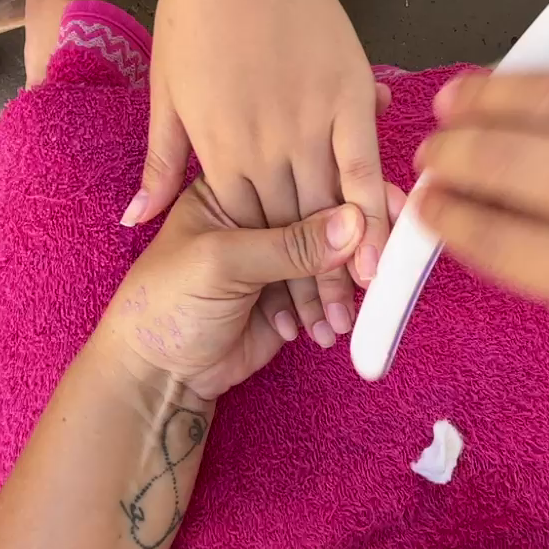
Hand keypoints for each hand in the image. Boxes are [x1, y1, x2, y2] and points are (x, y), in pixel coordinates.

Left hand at [100, 180, 403, 400]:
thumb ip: (287, 245)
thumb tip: (355, 224)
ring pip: (331, 255)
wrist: (156, 374)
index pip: (299, 174)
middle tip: (392, 249)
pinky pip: (328, 292)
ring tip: (367, 298)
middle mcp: (261, 215)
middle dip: (360, 233)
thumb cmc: (168, 302)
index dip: (345, 185)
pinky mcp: (291, 295)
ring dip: (351, 278)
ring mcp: (278, 257)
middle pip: (324, 213)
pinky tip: (341, 323)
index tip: (388, 198)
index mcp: (235, 188)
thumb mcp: (222, 264)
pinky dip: (340, 306)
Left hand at [126, 0, 389, 350]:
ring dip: (345, 262)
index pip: (247, 228)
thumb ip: (161, 161)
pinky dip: (376, 211)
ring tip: (362, 308)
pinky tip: (387, 250)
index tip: (288, 319)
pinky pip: (364, 166)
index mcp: (217, 148)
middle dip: (311, 285)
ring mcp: (307, 122)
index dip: (269, 276)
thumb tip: (135, 215)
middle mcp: (263, 145)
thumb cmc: (194, 13)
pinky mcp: (346, 96)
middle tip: (333, 330)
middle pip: (288, 230)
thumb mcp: (164, 90)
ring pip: (327, 209)